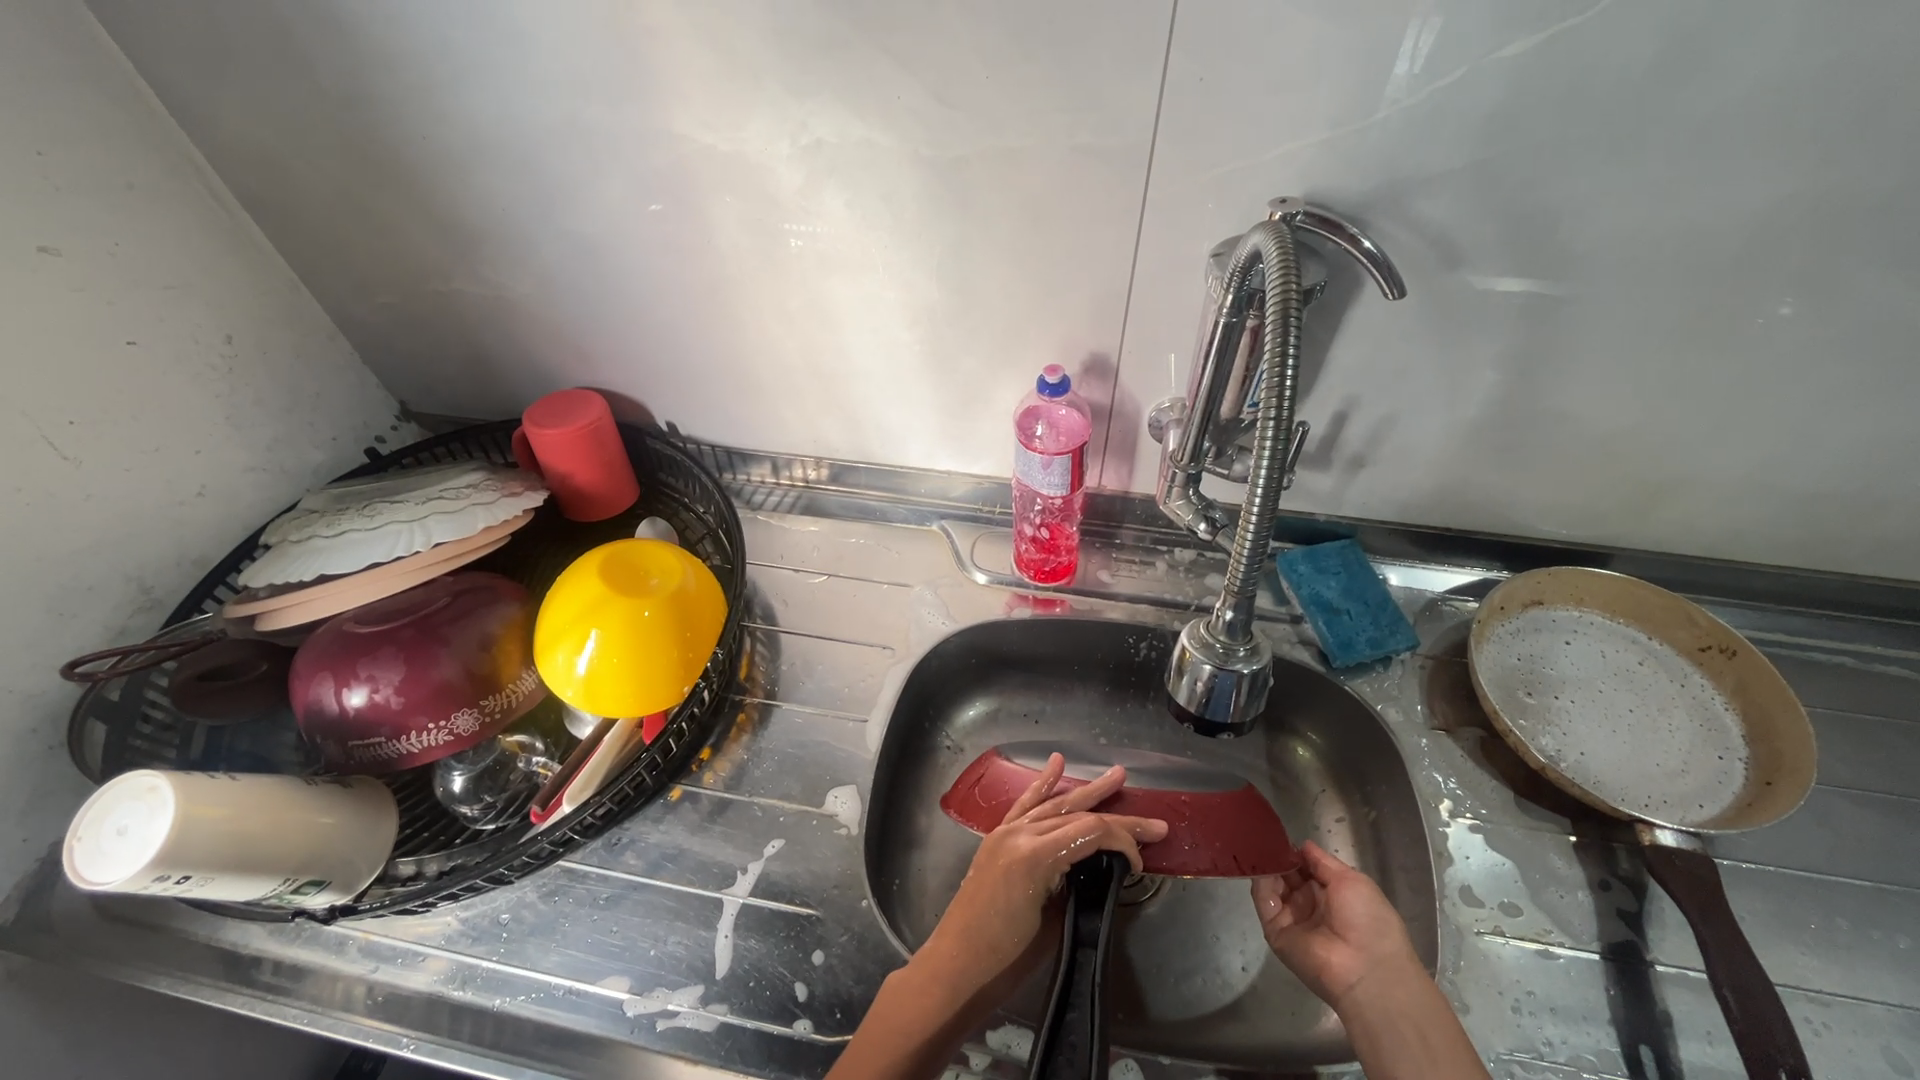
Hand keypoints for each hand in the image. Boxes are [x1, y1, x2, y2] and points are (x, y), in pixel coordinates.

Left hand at [911, 753, 1168, 1003]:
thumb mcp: (1055, 923)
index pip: (1091, 831)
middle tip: (1156, 824)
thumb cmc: (1007, 957)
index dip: (1123, 842)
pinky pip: (1024, 805)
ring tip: (1117, 775)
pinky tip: (1056, 764)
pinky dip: (1042, 784)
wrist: (957, 967)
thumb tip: (1099, 870)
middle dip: (1120, 820)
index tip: (1140, 865)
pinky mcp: (997, 839)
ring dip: (1087, 791)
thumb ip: (1077, 887)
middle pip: (1078, 815)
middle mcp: (1020, 834)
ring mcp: (1005, 833)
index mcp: (1035, 855)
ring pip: (1054, 804)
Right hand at [1251, 841, 1422, 1012]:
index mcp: (1334, 895)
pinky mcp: (1276, 932)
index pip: (1307, 869)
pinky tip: (1262, 868)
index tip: (1282, 837)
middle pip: (1288, 877)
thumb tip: (1301, 845)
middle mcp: (1311, 907)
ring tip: (1261, 849)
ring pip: (1273, 887)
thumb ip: (1322, 862)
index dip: (1297, 854)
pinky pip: (1265, 904)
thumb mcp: (1352, 881)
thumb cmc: (1368, 919)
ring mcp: (1292, 920)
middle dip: (1279, 859)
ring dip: (1268, 868)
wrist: (1366, 968)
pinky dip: (1261, 885)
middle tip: (1266, 839)